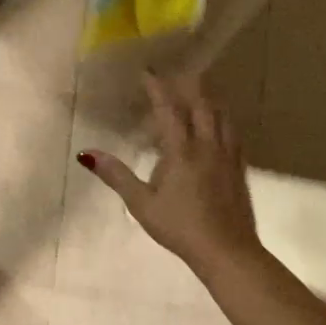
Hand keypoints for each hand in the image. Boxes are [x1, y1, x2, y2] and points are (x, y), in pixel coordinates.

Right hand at [77, 75, 262, 277]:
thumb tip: (86, 153)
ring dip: (209, 101)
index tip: (147, 72)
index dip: (158, 88)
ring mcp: (228, 158)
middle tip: (177, 73)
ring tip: (199, 92)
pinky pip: (233, 135)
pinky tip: (219, 127)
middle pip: (202, 106)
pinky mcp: (239, 171)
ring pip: (222, 118)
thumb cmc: (180, 227)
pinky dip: (223, 121)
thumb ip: (116, 175)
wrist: (228, 253)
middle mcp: (208, 147)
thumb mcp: (141, 203)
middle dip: (189, 86)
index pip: (169, 110)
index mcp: (182, 151)